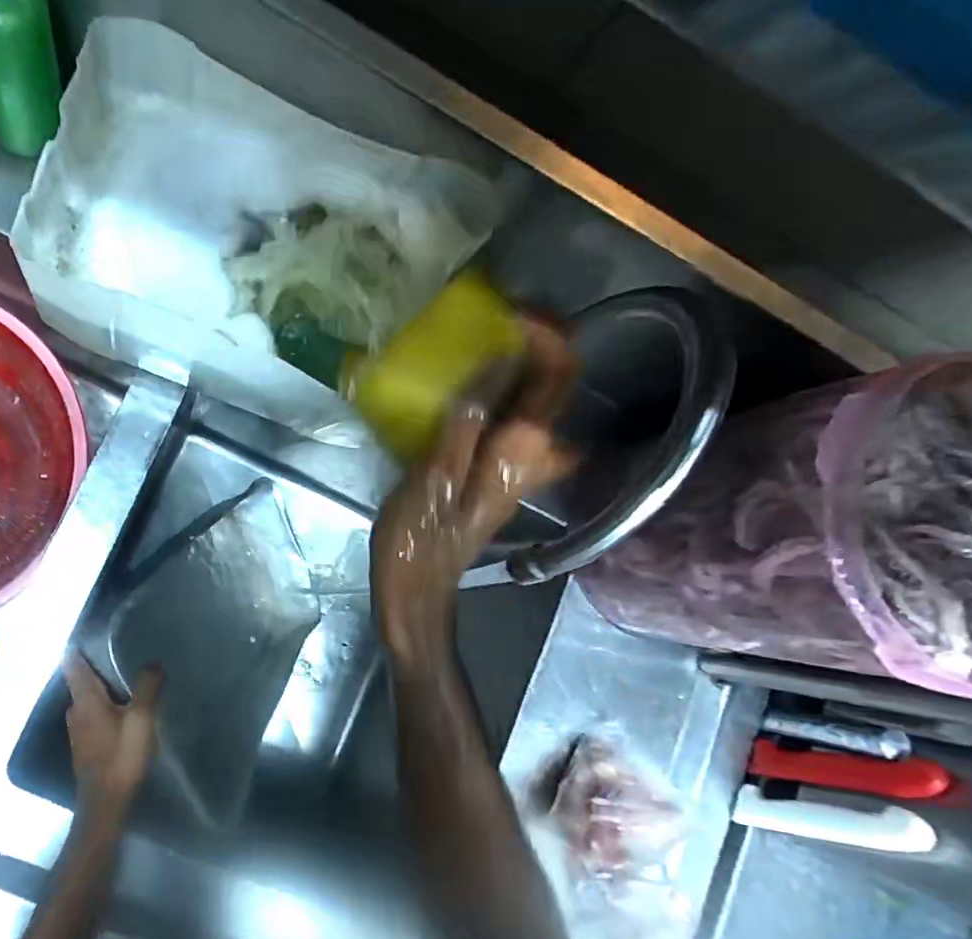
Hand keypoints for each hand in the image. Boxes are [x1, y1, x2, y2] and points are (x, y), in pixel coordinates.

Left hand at [61, 651, 160, 818]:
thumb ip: (147, 688)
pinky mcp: (85, 746)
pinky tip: (123, 712)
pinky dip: (105, 708)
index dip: (79, 649)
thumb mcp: (141, 719)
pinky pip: (93, 716)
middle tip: (122, 655)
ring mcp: (77, 730)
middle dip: (98, 668)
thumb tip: (152, 663)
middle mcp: (75, 711)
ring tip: (127, 682)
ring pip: (88, 700)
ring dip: (104, 690)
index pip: (74, 665)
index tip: (92, 635)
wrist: (105, 804)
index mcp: (85, 700)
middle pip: (82, 682)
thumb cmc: (121, 757)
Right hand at [371, 319, 578, 663]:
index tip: (507, 314)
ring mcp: (518, 467)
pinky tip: (464, 394)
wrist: (415, 590)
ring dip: (516, 370)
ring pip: (533, 403)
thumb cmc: (418, 537)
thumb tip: (499, 358)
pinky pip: (509, 421)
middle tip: (496, 325)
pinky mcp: (498, 475)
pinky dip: (496, 396)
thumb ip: (469, 417)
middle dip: (534, 346)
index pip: (556, 375)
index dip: (543, 334)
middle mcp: (533, 456)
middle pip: (553, 386)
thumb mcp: (436, 473)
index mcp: (522, 450)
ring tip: (479, 349)